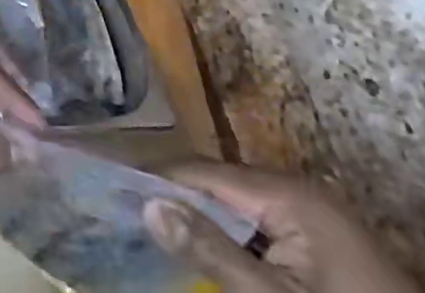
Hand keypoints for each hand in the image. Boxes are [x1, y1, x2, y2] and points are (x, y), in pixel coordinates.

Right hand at [143, 162, 419, 292]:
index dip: (152, 180)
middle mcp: (293, 190)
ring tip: (153, 231)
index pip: (197, 171)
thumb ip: (213, 253)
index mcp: (285, 193)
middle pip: (212, 184)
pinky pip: (255, 226)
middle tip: (123, 214)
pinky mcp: (317, 242)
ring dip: (197, 219)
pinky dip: (226, 236)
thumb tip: (145, 204)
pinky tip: (205, 252)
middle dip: (172, 199)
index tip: (107, 188)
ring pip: (231, 206)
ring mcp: (308, 215)